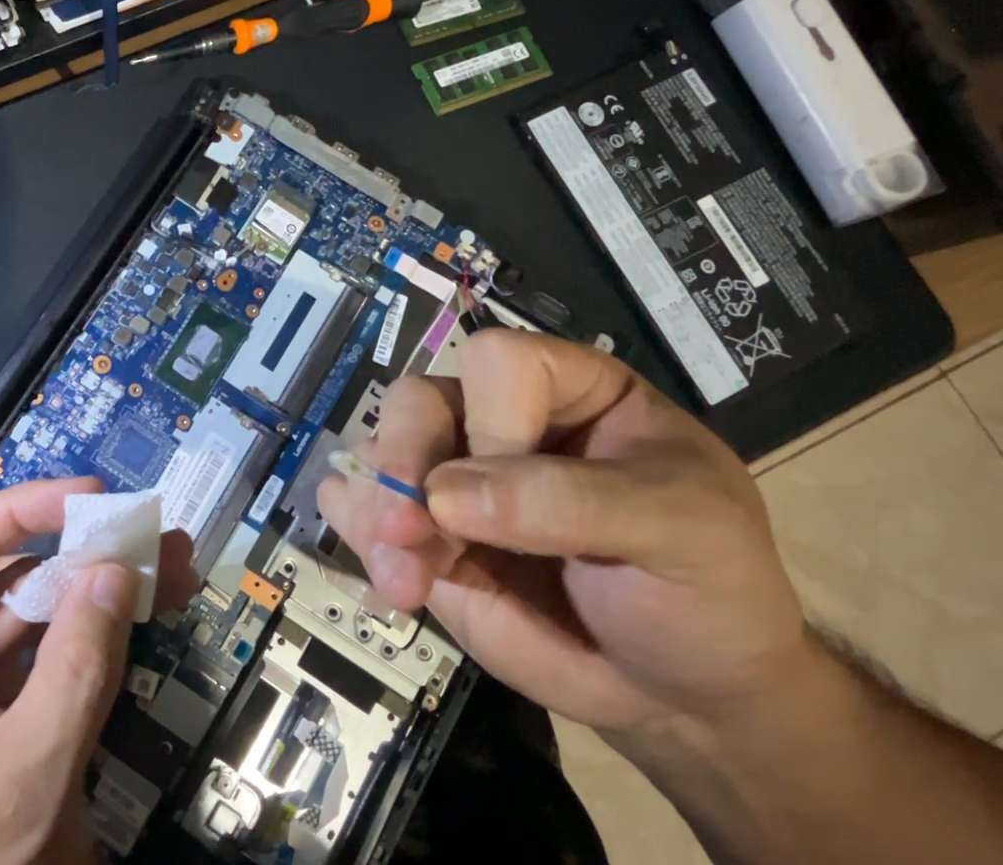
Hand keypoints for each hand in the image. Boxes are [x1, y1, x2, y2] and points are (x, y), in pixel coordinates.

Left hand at [0, 477, 200, 864]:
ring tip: (162, 561)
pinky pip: (35, 648)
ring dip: (91, 585)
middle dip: (72, 551)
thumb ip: (76, 662)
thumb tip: (114, 568)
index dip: (18, 510)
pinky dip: (86, 628)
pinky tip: (138, 604)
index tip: (87, 494)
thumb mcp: (29, 769)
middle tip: (144, 528)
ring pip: (21, 607)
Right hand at [316, 329, 812, 738]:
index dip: (493, 418)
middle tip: (407, 532)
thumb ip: (568, 501)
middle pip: (418, 401)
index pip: (499, 363)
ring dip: (380, 514)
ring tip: (408, 582)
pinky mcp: (420, 536)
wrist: (680, 697)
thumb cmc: (703, 593)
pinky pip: (356, 508)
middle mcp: (500, 424)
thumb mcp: (678, 531)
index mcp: (572, 393)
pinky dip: (357, 534)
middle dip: (404, 463)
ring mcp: (453, 482)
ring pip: (376, 452)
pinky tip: (394, 579)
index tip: (512, 494)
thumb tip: (440, 496)